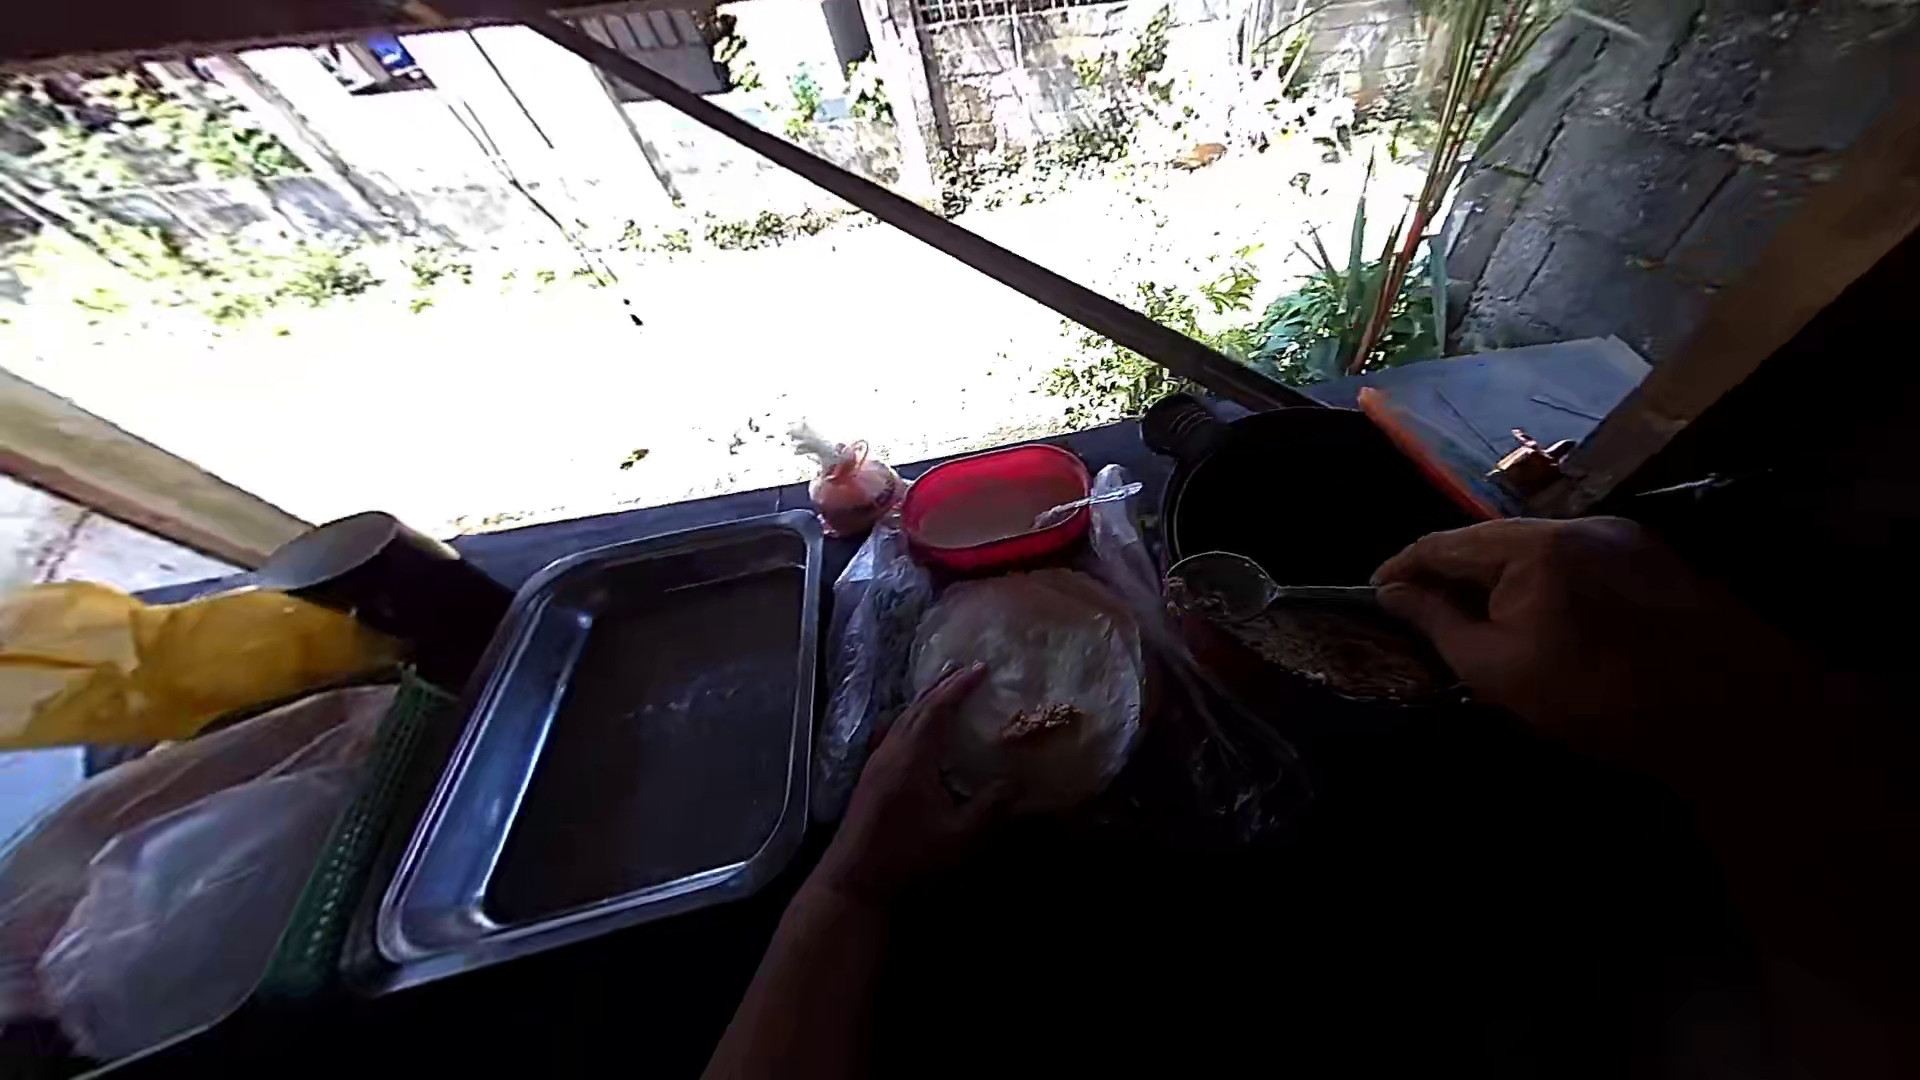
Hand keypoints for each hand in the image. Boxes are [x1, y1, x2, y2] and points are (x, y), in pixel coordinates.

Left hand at [811, 662, 1015, 905]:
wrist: (854, 875)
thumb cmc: (907, 854)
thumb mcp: (957, 834)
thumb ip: (989, 807)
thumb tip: (1019, 782)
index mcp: (913, 755)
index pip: (939, 709)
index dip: (960, 687)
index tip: (981, 668)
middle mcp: (893, 748)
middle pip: (919, 705)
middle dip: (943, 684)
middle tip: (966, 669)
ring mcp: (878, 758)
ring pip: (905, 715)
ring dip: (927, 698)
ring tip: (947, 687)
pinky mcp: (872, 770)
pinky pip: (897, 728)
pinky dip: (915, 715)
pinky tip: (920, 723)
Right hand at [1371, 517, 1796, 782]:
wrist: (1746, 727)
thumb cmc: (1597, 698)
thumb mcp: (1491, 665)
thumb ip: (1432, 620)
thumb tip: (1390, 593)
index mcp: (1534, 548)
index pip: (1441, 544)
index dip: (1400, 567)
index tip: (1374, 591)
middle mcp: (1577, 527)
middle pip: (1483, 539)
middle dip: (1442, 570)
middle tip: (1413, 602)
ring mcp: (1621, 537)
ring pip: (1525, 545)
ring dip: (1485, 572)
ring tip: (1461, 606)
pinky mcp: (1649, 557)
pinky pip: (1565, 555)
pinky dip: (1529, 575)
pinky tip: (1521, 606)